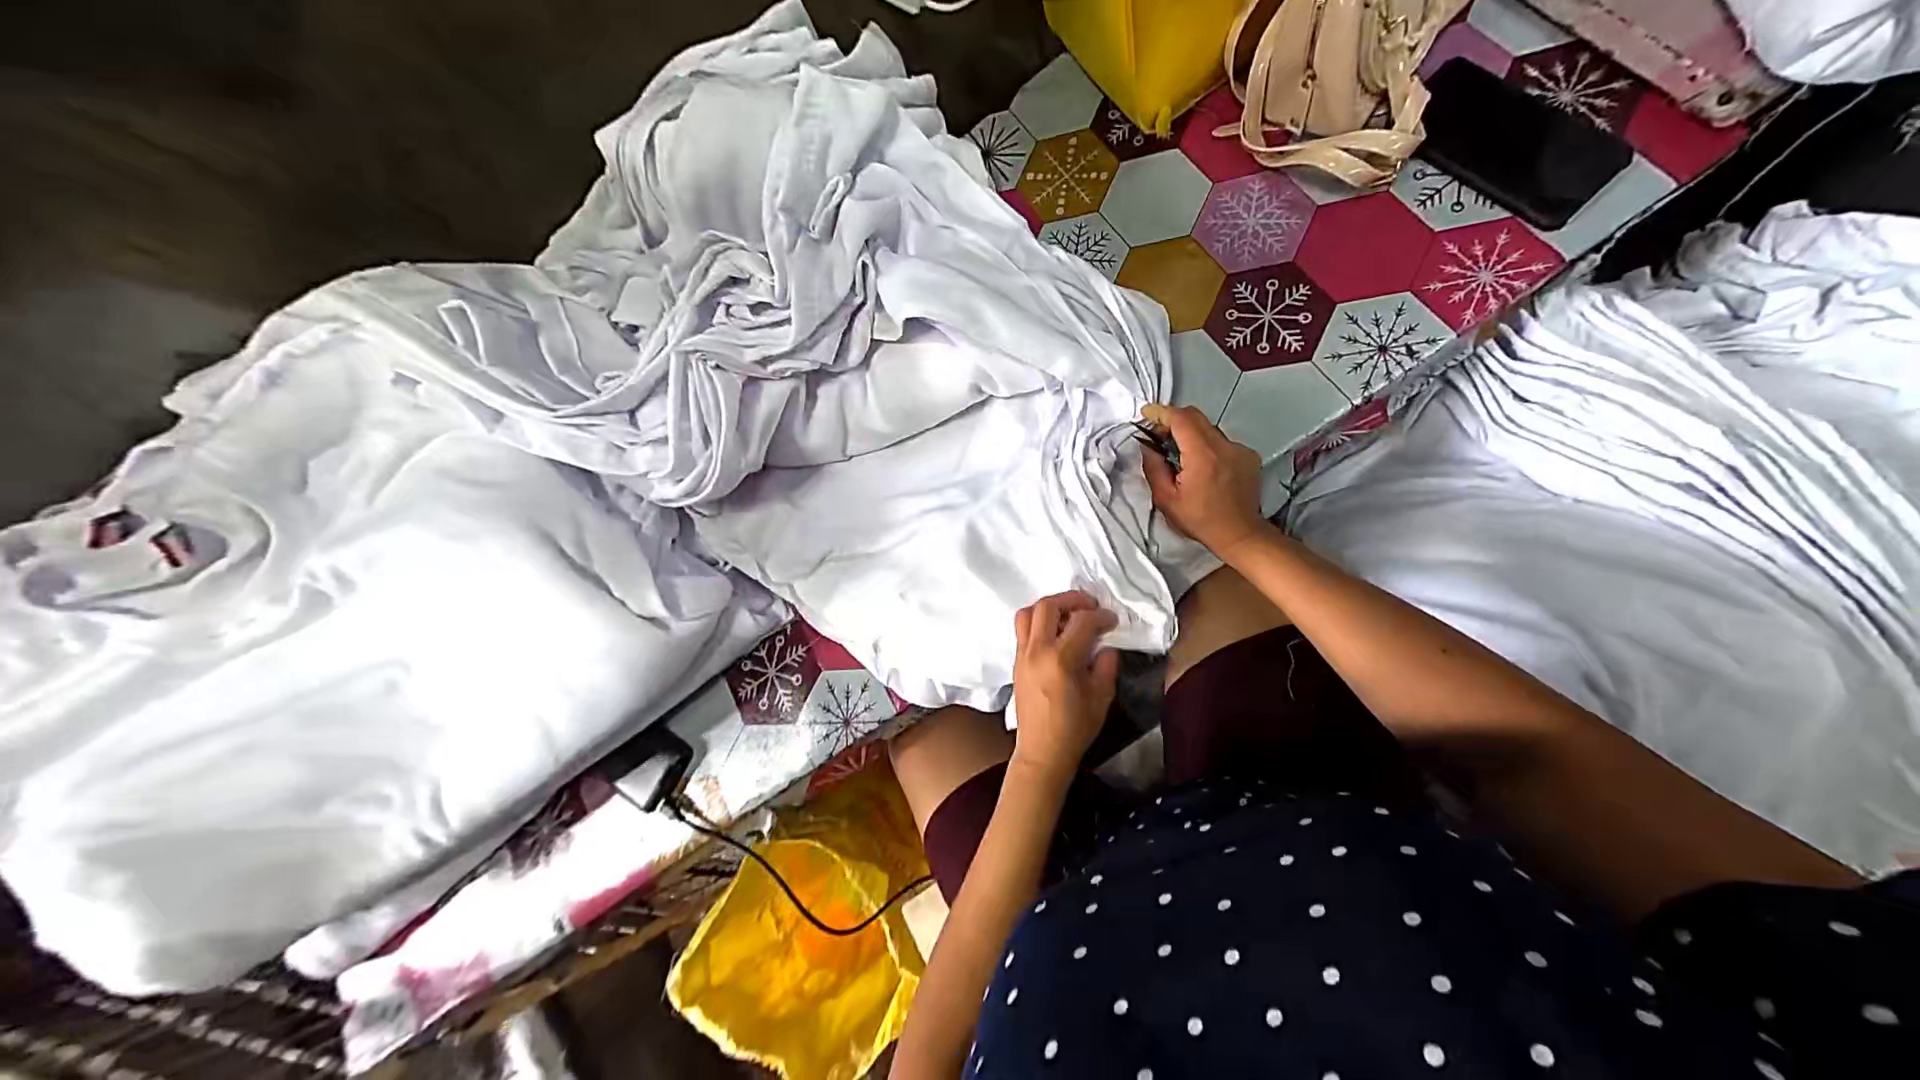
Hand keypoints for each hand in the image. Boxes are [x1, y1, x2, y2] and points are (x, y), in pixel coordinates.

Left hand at [1010, 591, 1119, 777]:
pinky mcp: (1016, 662)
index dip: (1101, 616)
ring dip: (1049, 607)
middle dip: (1071, 599)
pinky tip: (1056, 634)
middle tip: (1089, 606)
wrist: (1042, 751)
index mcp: (1061, 659)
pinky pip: (1023, 629)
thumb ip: (1105, 665)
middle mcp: (1037, 651)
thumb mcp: (1102, 697)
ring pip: (1028, 613)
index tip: (1111, 621)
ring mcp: (1022, 655)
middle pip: (1048, 606)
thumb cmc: (1074, 728)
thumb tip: (1105, 645)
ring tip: (1068, 616)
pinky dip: (1038, 622)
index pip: (1082, 621)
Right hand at [1140, 404, 1265, 556]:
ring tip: (1181, 456)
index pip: (1181, 418)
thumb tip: (1147, 446)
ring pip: (1209, 428)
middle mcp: (1224, 447)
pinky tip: (1203, 467)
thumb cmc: (1200, 520)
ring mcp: (1240, 450)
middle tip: (1159, 436)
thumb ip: (1153, 468)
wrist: (1240, 534)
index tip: (1147, 415)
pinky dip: (1208, 446)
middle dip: (1174, 420)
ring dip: (1191, 435)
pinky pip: (1222, 441)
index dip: (1161, 413)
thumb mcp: (1166, 499)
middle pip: (1196, 417)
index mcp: (1203, 456)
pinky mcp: (1248, 456)